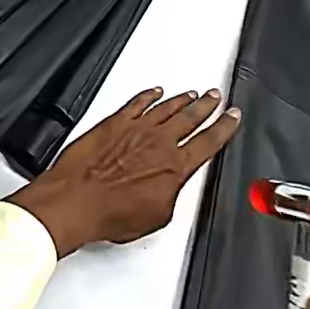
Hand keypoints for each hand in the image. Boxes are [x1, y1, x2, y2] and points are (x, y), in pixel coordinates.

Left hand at [6, 87, 240, 256]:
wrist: (77, 199)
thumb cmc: (111, 212)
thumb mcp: (156, 217)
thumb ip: (169, 195)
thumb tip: (169, 187)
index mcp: (174, 168)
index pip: (207, 142)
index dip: (223, 128)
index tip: (232, 117)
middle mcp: (158, 143)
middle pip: (190, 118)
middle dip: (206, 106)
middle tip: (215, 96)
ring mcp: (136, 129)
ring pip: (166, 108)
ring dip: (181, 100)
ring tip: (192, 93)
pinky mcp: (114, 122)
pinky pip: (137, 102)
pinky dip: (148, 95)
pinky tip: (155, 92)